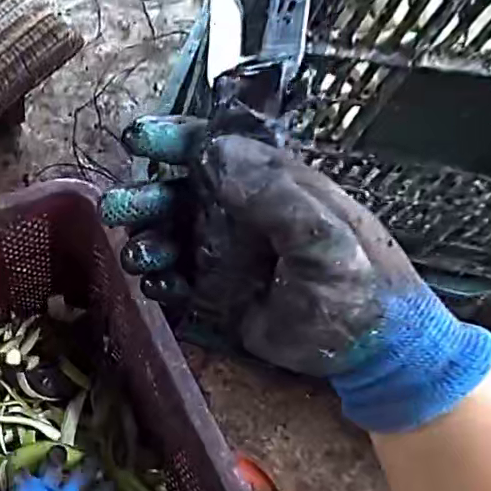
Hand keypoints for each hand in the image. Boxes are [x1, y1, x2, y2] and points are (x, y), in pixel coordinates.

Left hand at [0, 452, 110, 490]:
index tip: (111, 482)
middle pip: (80, 478)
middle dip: (88, 467)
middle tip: (93, 458)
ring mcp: (44, 489)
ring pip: (53, 467)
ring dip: (56, 458)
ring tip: (58, 450)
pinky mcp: (24, 487)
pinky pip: (24, 475)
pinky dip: (23, 472)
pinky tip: (21, 466)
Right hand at [106, 130, 490, 431]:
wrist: (370, 351)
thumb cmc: (359, 286)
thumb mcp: (324, 236)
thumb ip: (274, 193)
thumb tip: (214, 152)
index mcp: (269, 186)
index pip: (215, 149)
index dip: (174, 139)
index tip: (139, 139)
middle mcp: (238, 213)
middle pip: (177, 193)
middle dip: (144, 196)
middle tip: (119, 208)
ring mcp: (222, 253)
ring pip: (166, 234)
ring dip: (144, 239)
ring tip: (138, 256)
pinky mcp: (212, 290)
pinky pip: (172, 276)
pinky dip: (156, 278)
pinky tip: (156, 285)